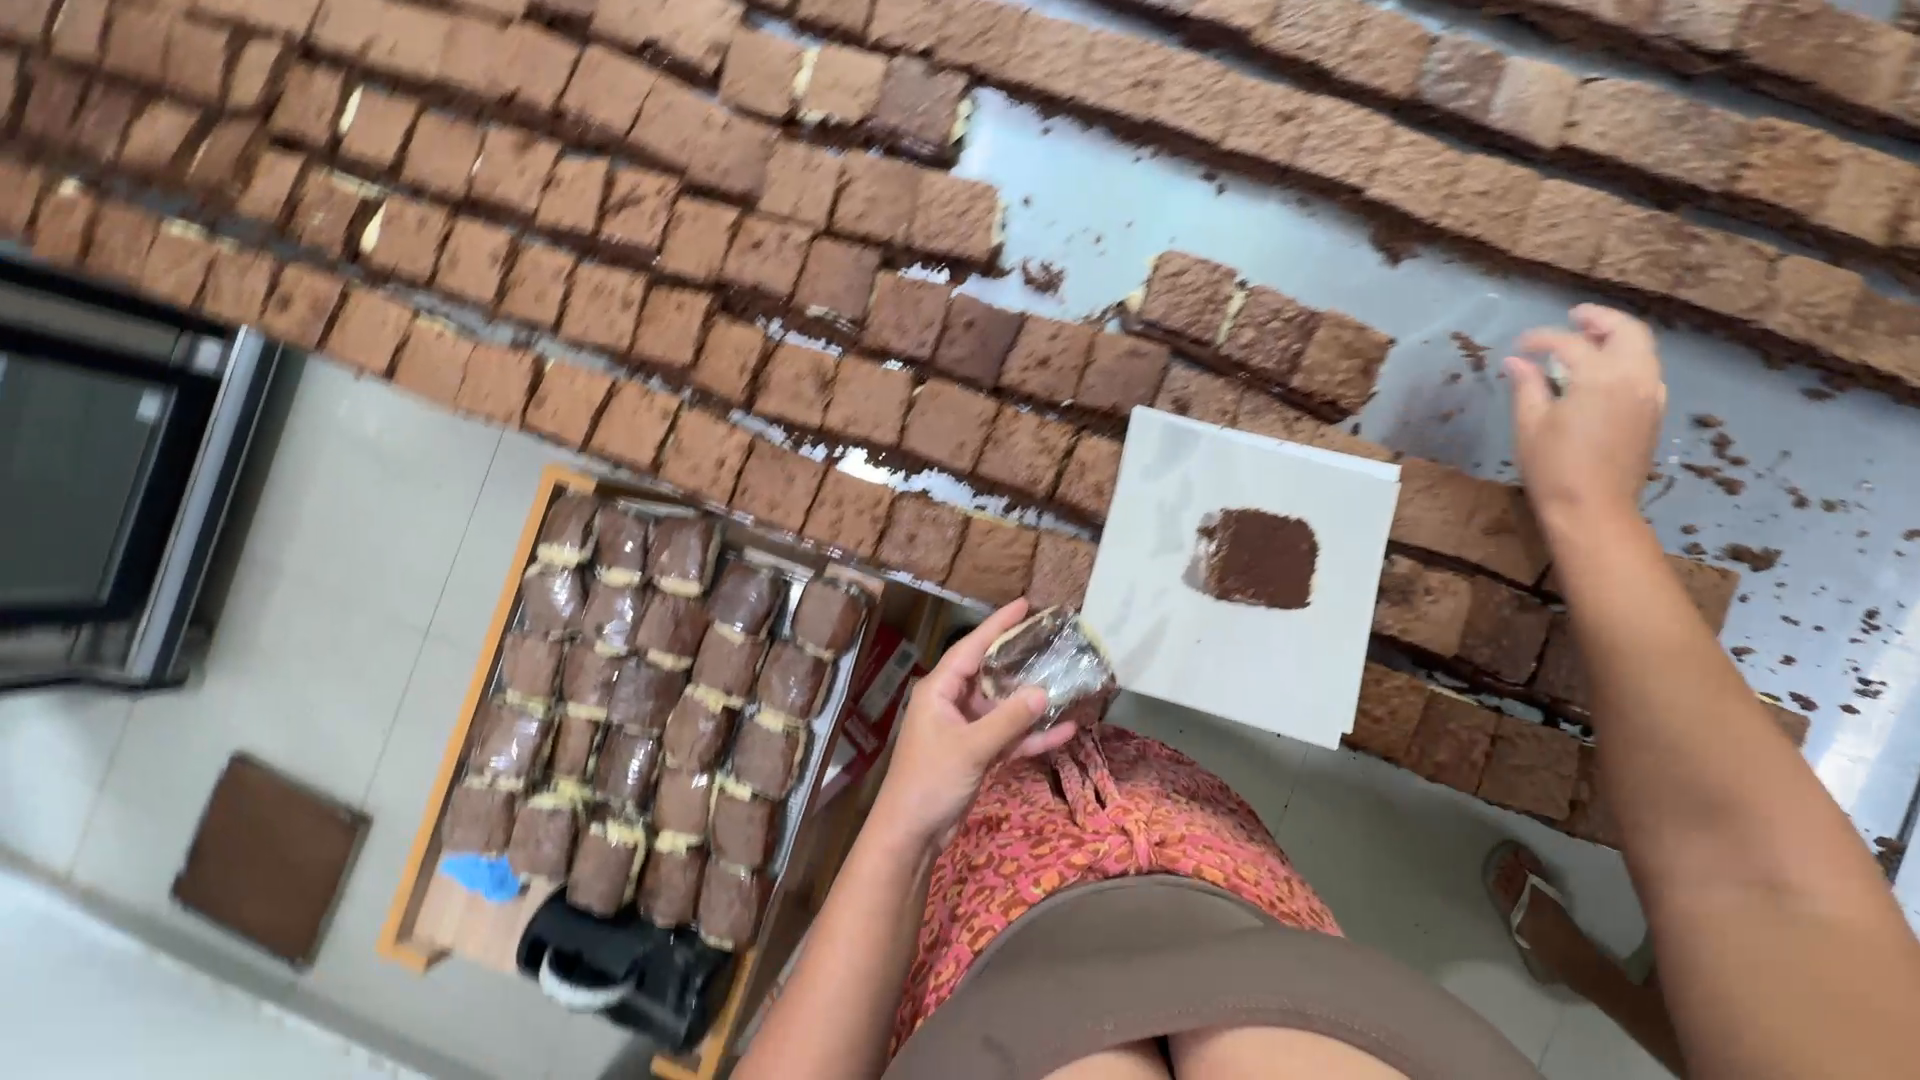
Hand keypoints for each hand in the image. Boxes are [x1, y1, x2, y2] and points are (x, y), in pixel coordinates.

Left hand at [870, 599, 1078, 850]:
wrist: (911, 834)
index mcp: (939, 690)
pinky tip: (1065, 731)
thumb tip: (1043, 692)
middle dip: (1020, 660)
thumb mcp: (971, 747)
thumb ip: (1008, 719)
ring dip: (1032, 702)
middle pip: (990, 674)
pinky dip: (1031, 736)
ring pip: (1003, 707)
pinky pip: (1008, 737)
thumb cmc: (930, 781)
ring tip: (1068, 683)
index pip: (971, 648)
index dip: (997, 625)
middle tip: (1053, 641)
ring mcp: (964, 730)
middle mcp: (951, 703)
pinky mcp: (976, 754)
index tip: (1024, 605)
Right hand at [1506, 304, 1666, 528]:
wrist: (1593, 508)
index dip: (1541, 339)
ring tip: (1590, 339)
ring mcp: (1650, 395)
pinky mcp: (1653, 412)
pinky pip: (1647, 372)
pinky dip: (1628, 360)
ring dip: (1617, 337)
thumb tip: (1517, 362)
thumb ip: (1526, 386)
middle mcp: (1634, 377)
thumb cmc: (1553, 467)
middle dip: (1599, 319)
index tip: (1520, 345)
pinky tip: (1606, 372)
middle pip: (1626, 331)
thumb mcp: (1529, 425)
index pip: (1569, 343)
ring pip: (1642, 349)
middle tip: (1574, 317)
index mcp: (1599, 377)